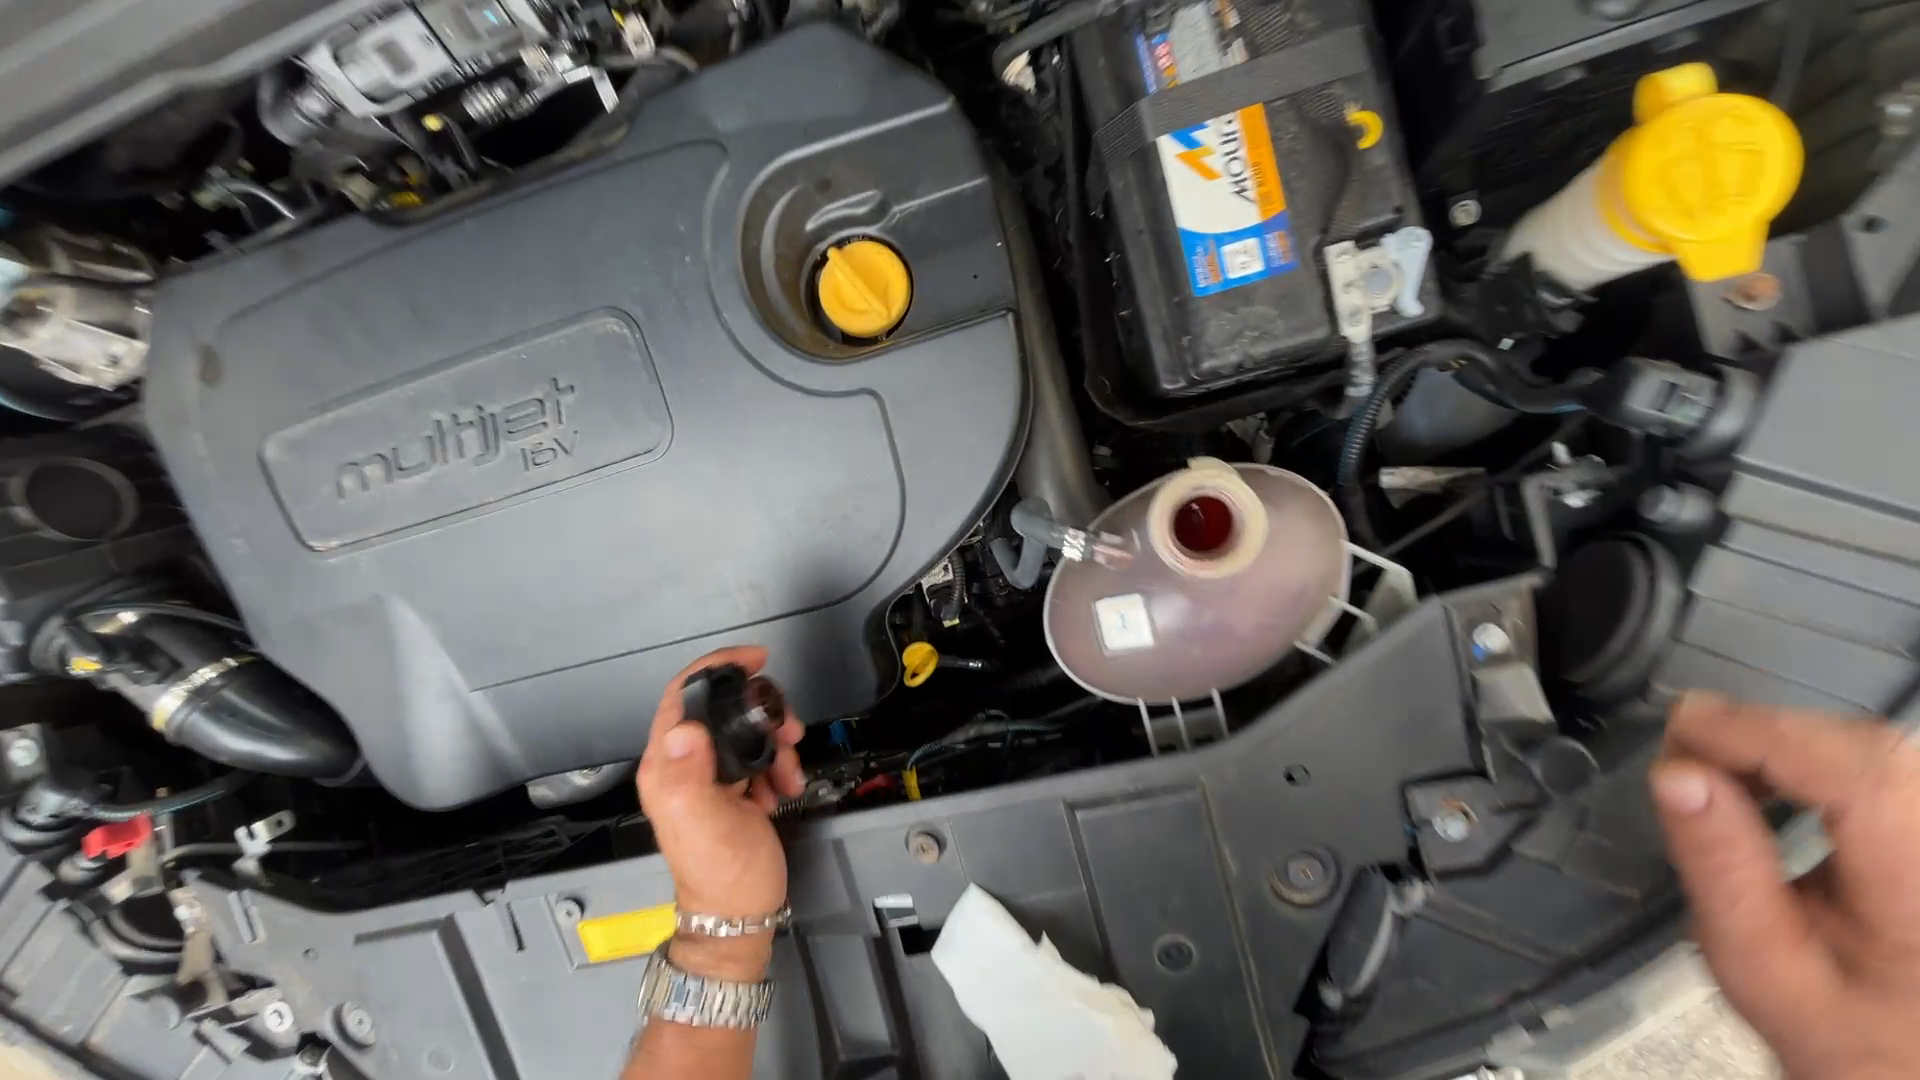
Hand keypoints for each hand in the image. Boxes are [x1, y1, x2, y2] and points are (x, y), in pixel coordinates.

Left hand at [638, 647, 805, 978]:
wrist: (743, 915)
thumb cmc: (723, 873)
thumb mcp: (705, 824)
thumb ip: (689, 778)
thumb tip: (685, 729)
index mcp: (668, 766)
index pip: (682, 695)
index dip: (715, 669)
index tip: (755, 661)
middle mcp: (684, 765)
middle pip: (721, 709)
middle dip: (760, 713)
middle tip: (788, 729)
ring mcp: (710, 776)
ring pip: (746, 731)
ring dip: (776, 743)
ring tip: (789, 771)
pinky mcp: (734, 787)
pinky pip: (760, 756)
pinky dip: (779, 765)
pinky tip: (784, 788)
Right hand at [1650, 693, 1919, 1079]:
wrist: (1900, 1060)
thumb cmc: (1829, 1022)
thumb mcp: (1752, 957)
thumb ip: (1716, 864)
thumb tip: (1675, 775)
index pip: (1862, 781)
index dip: (1763, 735)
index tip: (1681, 728)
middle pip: (1872, 752)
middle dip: (1762, 732)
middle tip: (1685, 752)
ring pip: (1879, 750)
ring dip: (1783, 740)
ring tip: (1715, 766)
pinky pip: (1886, 767)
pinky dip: (1811, 755)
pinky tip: (1767, 774)